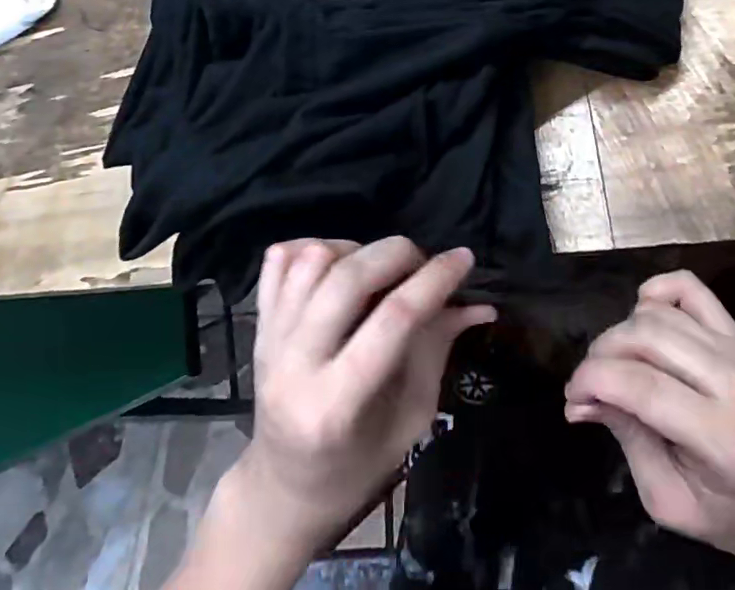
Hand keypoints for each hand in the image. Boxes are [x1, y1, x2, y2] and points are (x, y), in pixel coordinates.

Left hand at [231, 237, 495, 553]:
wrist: (282, 487)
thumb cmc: (355, 468)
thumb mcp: (407, 424)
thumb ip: (434, 353)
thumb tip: (476, 304)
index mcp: (336, 405)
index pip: (392, 321)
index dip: (434, 281)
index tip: (464, 258)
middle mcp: (294, 364)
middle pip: (346, 279)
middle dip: (396, 254)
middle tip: (422, 261)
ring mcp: (268, 340)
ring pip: (310, 261)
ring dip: (355, 249)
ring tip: (378, 268)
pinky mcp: (257, 324)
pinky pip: (277, 261)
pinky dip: (312, 248)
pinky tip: (338, 264)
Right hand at [563, 270, 734, 576]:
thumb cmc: (734, 514)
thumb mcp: (670, 502)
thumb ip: (626, 439)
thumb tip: (579, 399)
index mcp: (726, 440)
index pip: (641, 385)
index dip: (591, 380)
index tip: (573, 398)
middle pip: (644, 337)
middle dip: (600, 355)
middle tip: (590, 388)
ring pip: (658, 312)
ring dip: (621, 333)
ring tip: (618, 366)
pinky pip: (687, 287)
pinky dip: (655, 293)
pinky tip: (643, 320)